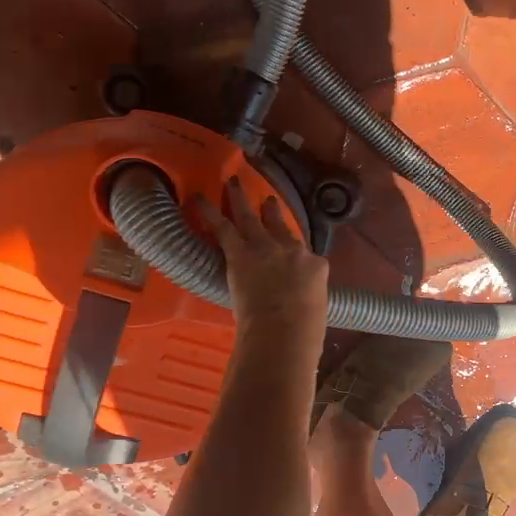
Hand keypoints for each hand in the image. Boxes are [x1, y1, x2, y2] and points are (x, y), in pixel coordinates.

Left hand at [197, 178, 328, 348]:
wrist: (284, 330)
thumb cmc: (305, 331)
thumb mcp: (317, 311)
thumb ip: (307, 300)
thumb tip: (300, 308)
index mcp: (316, 267)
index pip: (307, 253)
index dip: (297, 250)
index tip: (292, 248)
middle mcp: (293, 250)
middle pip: (281, 225)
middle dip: (273, 211)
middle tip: (267, 200)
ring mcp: (266, 248)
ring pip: (251, 218)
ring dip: (240, 199)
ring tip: (233, 184)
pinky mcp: (240, 253)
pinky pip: (223, 227)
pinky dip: (209, 212)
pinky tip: (199, 199)